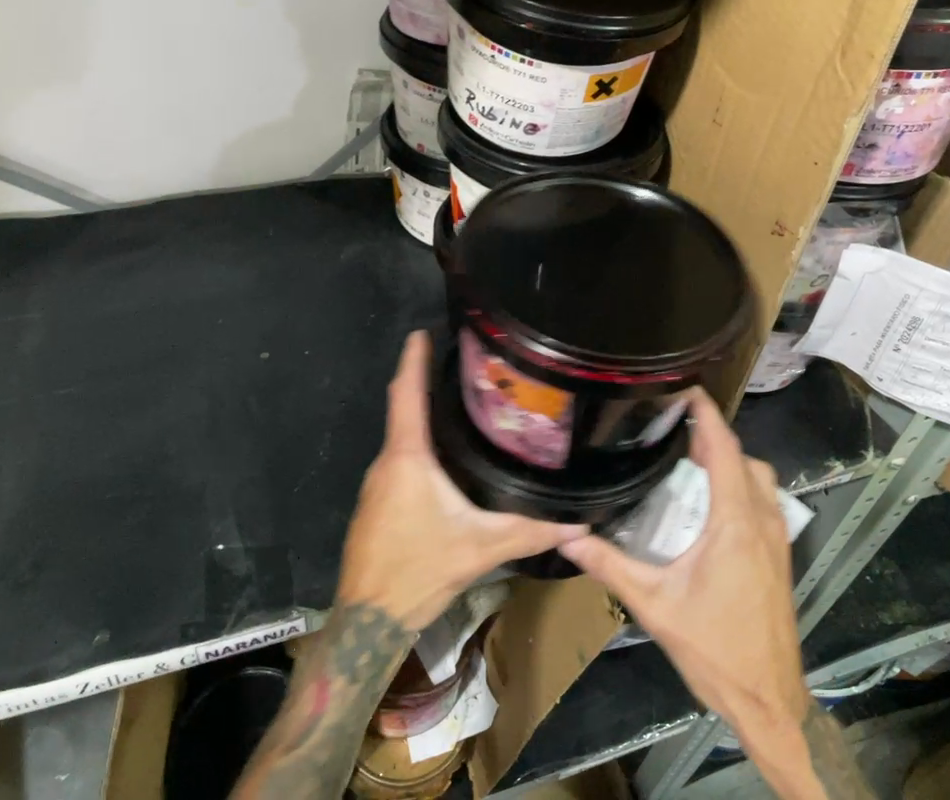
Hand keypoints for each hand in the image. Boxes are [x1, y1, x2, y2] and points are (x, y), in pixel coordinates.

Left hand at [335, 331, 589, 630]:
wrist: (370, 617)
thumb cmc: (420, 570)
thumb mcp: (481, 547)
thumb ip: (530, 531)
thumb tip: (579, 524)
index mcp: (408, 458)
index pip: (407, 394)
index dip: (413, 359)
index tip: (422, 331)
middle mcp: (386, 463)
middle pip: (401, 410)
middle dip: (422, 382)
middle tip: (457, 364)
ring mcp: (375, 485)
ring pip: (399, 439)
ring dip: (421, 418)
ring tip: (456, 404)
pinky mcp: (374, 505)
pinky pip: (396, 462)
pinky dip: (415, 448)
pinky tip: (441, 459)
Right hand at [559, 391, 809, 746]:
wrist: (766, 697)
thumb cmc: (713, 648)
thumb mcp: (654, 605)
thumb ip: (610, 565)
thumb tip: (568, 535)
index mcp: (735, 523)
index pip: (724, 449)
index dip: (706, 414)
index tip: (682, 389)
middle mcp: (763, 522)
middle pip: (745, 459)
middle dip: (714, 436)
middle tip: (672, 429)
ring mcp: (778, 540)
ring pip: (760, 480)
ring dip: (731, 462)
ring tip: (689, 461)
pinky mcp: (780, 557)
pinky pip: (764, 502)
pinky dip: (741, 487)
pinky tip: (709, 505)